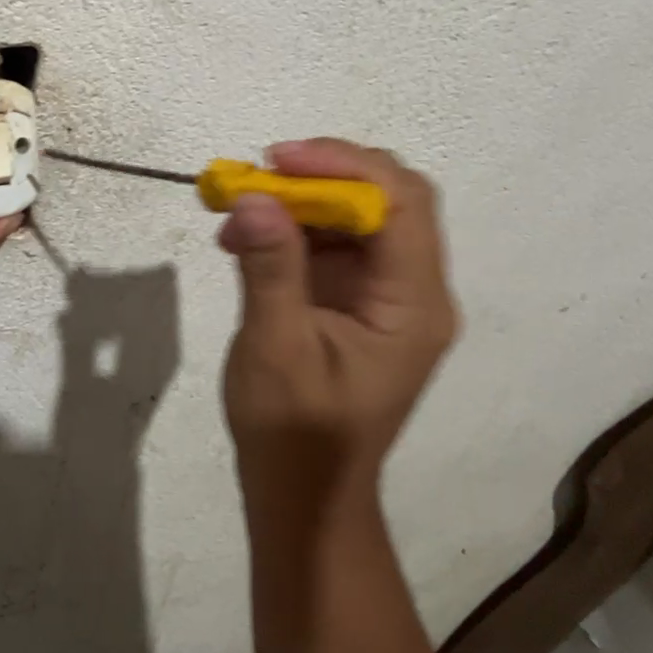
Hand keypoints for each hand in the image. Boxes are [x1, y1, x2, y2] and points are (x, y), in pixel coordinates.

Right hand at [217, 139, 458, 476]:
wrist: (304, 492)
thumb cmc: (295, 432)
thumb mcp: (276, 348)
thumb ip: (270, 269)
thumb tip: (253, 196)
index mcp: (412, 305)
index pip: (400, 204)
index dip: (342, 166)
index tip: (274, 159)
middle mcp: (412, 292)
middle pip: (388, 200)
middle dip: (323, 174)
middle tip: (258, 174)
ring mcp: (385, 297)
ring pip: (359, 216)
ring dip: (302, 199)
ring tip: (241, 204)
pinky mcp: (355, 303)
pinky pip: (334, 244)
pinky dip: (293, 228)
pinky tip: (247, 237)